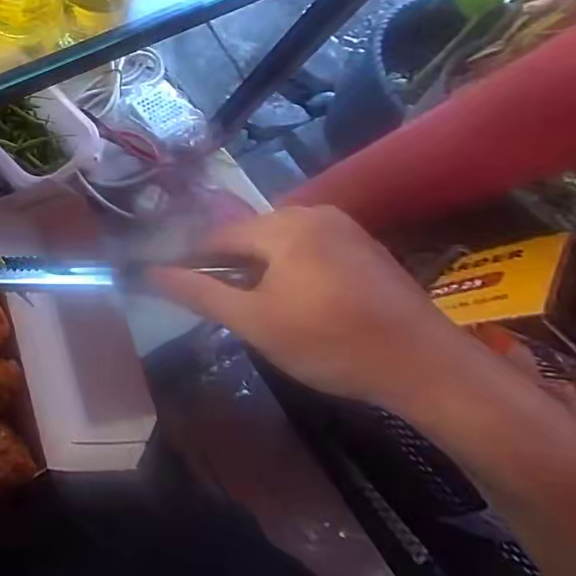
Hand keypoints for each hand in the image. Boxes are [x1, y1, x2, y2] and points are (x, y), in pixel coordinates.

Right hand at [149, 205, 475, 405]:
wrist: (423, 363)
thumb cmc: (331, 342)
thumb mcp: (257, 322)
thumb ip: (202, 293)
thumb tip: (152, 272)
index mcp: (283, 224)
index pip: (220, 235)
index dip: (193, 259)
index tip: (174, 281)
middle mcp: (312, 212)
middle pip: (252, 234)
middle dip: (231, 264)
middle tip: (220, 302)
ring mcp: (344, 227)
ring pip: (283, 241)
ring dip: (262, 267)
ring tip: (256, 305)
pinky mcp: (365, 246)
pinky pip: (312, 247)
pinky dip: (293, 267)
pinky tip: (300, 301)